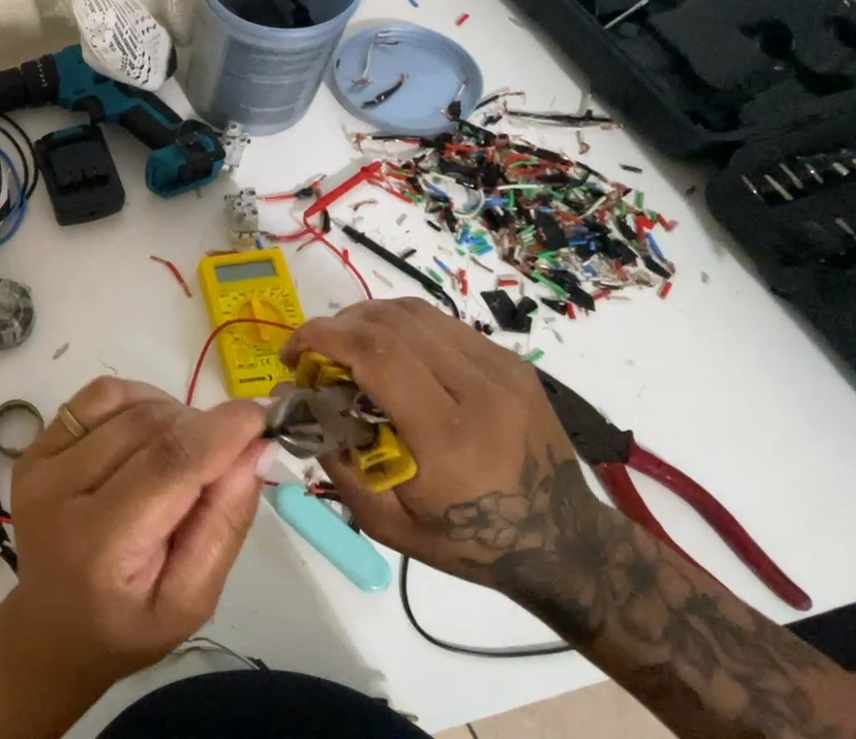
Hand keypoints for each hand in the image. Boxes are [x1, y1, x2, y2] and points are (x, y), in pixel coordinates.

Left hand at [4, 375, 267, 681]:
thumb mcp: (189, 602)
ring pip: (123, 402)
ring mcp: (39, 461)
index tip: (263, 415)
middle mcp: (57, 490)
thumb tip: (253, 450)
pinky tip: (150, 432)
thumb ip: (222, 526)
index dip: (220, 431)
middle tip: (226, 456)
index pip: (168, 463)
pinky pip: (96, 397)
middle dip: (202, 427)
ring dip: (171, 412)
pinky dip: (136, 401)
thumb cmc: (125, 625)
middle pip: (148, 425)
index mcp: (97, 542)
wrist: (52, 624)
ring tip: (186, 452)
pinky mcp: (34, 445)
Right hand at [281, 298, 615, 598]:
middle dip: (336, 327)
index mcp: (447, 435)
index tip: (292, 355)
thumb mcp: (384, 520)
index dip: (322, 338)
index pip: (376, 353)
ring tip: (345, 350)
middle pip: (390, 323)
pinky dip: (399, 329)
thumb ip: (333, 456)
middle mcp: (479, 391)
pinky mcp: (512, 363)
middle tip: (313, 357)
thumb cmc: (466, 540)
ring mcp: (502, 370)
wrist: (563, 542)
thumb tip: (294, 397)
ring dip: (365, 321)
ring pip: (415, 313)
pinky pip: (441, 325)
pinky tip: (388, 356)